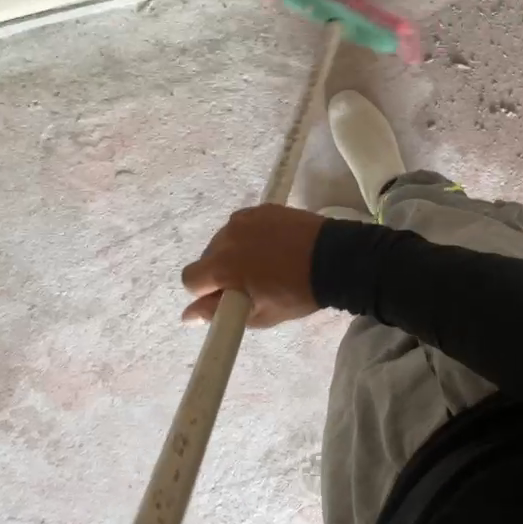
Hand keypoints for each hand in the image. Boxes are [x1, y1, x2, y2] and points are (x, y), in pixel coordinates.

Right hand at [181, 205, 327, 327]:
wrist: (335, 258)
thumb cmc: (297, 292)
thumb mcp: (259, 314)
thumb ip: (218, 313)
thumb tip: (187, 315)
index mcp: (221, 266)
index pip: (190, 279)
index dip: (206, 291)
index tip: (228, 295)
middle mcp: (226, 237)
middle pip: (208, 257)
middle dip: (221, 271)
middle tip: (250, 282)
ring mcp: (245, 218)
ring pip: (226, 239)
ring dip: (236, 251)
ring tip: (265, 262)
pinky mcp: (262, 208)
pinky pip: (244, 224)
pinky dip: (251, 236)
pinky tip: (273, 245)